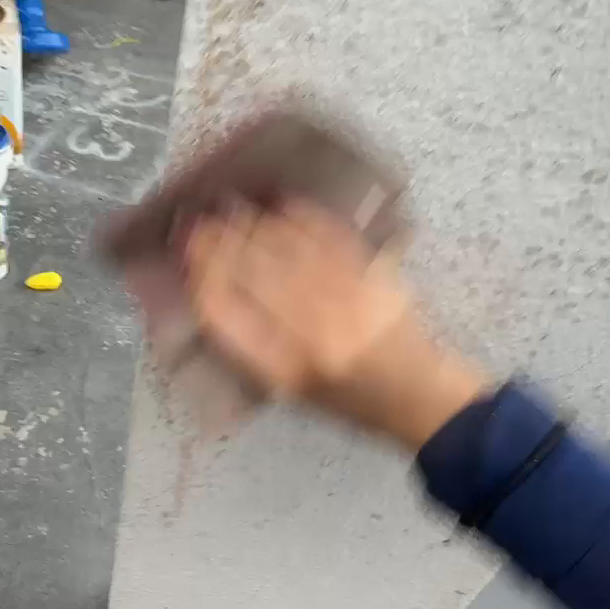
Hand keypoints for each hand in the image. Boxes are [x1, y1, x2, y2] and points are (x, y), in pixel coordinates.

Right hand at [182, 201, 486, 448]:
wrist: (420, 399)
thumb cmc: (349, 403)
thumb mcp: (291, 392)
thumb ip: (253, 348)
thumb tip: (217, 290)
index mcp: (283, 369)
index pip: (226, 313)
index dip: (203, 276)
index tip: (189, 254)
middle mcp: (312, 336)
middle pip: (253, 274)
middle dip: (222, 242)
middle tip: (201, 219)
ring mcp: (345, 305)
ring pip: (288, 252)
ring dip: (256, 225)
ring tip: (232, 206)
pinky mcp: (374, 282)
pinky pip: (332, 241)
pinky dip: (305, 219)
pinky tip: (282, 205)